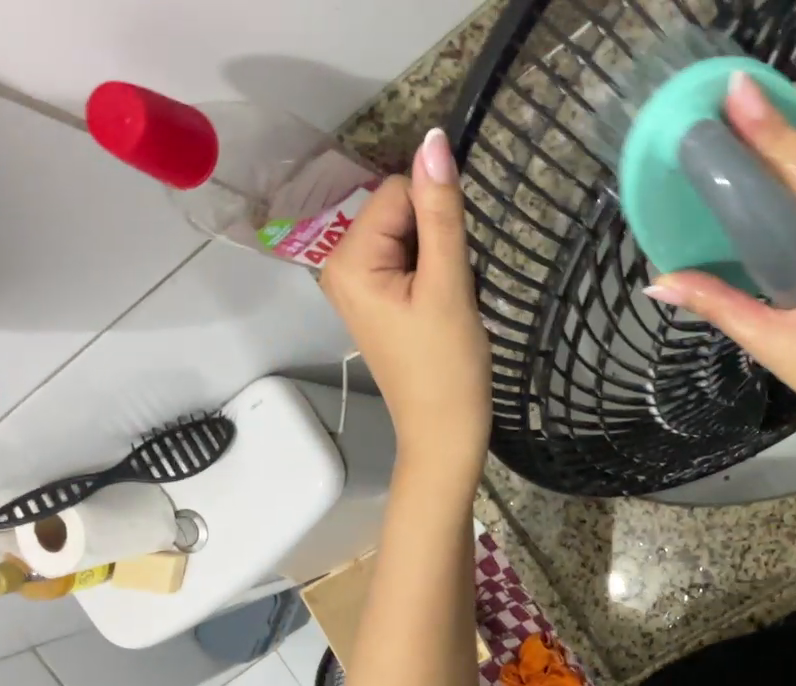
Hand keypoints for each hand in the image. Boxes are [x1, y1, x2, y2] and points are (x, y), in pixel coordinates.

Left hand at [321, 127, 491, 479]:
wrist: (445, 434)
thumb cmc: (448, 368)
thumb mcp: (449, 287)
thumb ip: (442, 213)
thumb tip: (435, 141)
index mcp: (349, 259)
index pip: (397, 194)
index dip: (438, 219)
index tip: (454, 267)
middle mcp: (341, 264)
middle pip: (400, 213)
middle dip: (437, 240)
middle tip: (451, 292)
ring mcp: (359, 285)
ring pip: (410, 237)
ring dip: (439, 259)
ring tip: (448, 304)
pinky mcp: (378, 301)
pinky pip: (409, 262)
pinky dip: (434, 275)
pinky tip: (443, 310)